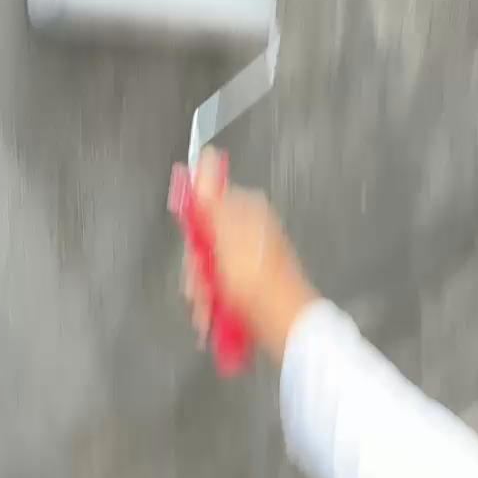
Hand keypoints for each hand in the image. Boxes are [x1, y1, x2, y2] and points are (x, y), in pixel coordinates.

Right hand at [178, 148, 318, 362]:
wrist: (284, 321)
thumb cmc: (257, 280)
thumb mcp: (226, 234)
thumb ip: (212, 196)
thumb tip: (206, 156)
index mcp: (248, 210)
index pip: (207, 201)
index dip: (194, 224)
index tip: (193, 244)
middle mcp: (250, 228)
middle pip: (205, 239)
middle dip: (196, 265)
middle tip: (200, 281)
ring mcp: (251, 256)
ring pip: (209, 266)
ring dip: (202, 287)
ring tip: (206, 305)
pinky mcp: (251, 280)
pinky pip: (221, 284)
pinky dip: (212, 299)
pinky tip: (211, 314)